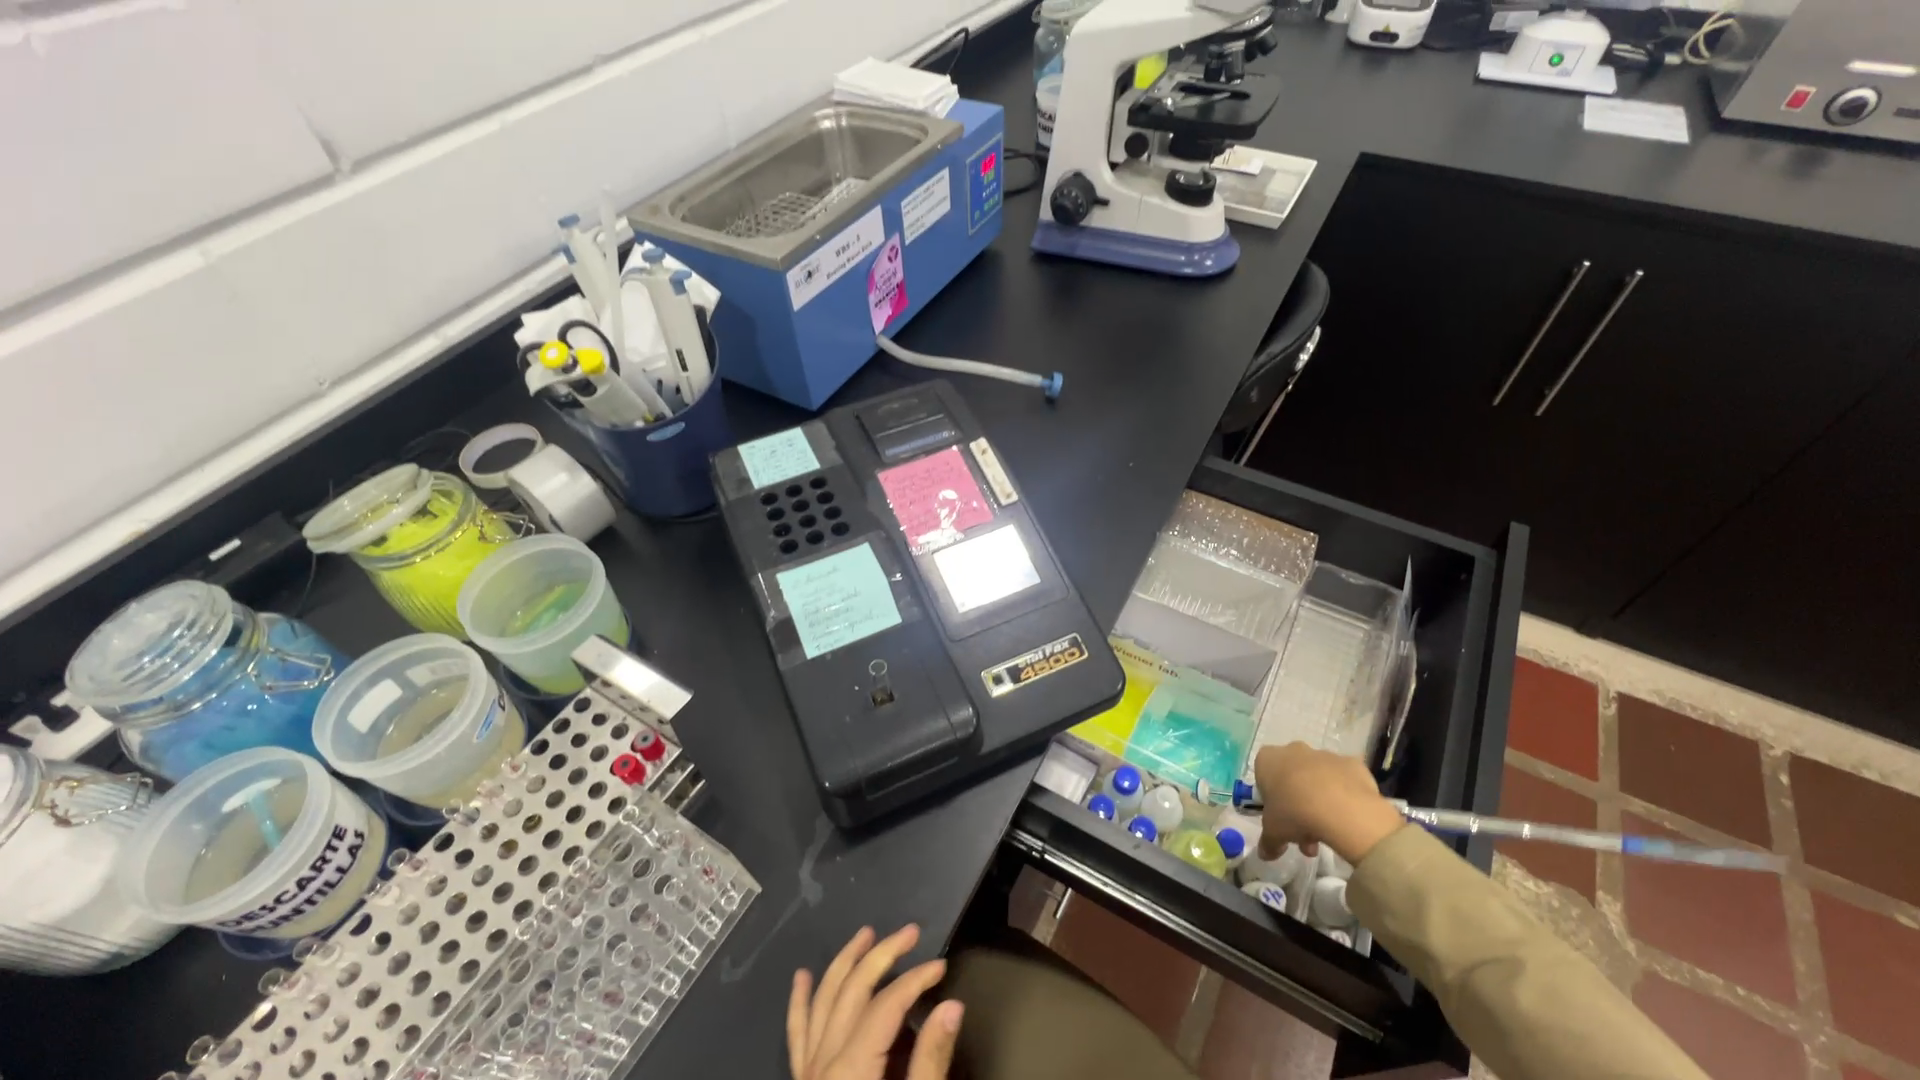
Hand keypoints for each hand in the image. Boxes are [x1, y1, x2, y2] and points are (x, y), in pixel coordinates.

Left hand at [788, 924, 964, 1079]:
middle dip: (881, 955)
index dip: (914, 979)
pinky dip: (800, 1002)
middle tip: (911, 931)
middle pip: (851, 992)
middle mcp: (823, 1063)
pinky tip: (801, 978)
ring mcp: (807, 1073)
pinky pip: (796, 1034)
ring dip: (843, 964)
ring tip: (863, 935)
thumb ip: (931, 1062)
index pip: (885, 1004)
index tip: (943, 968)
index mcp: (852, 1069)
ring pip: (821, 1002)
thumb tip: (952, 1006)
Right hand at [1252, 742, 1404, 863]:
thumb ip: (1268, 842)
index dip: (1270, 796)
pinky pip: (1344, 780)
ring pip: (1318, 778)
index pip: (1263, 774)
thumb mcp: (1274, 833)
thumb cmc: (1295, 813)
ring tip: (1327, 834)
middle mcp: (1295, 751)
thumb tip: (1266, 854)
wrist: (1342, 808)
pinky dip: (1344, 795)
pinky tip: (1346, 818)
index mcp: (1268, 760)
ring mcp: (1325, 755)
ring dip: (1319, 801)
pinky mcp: (1352, 763)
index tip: (1278, 816)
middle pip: (1292, 776)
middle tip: (1302, 830)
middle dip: (1296, 802)